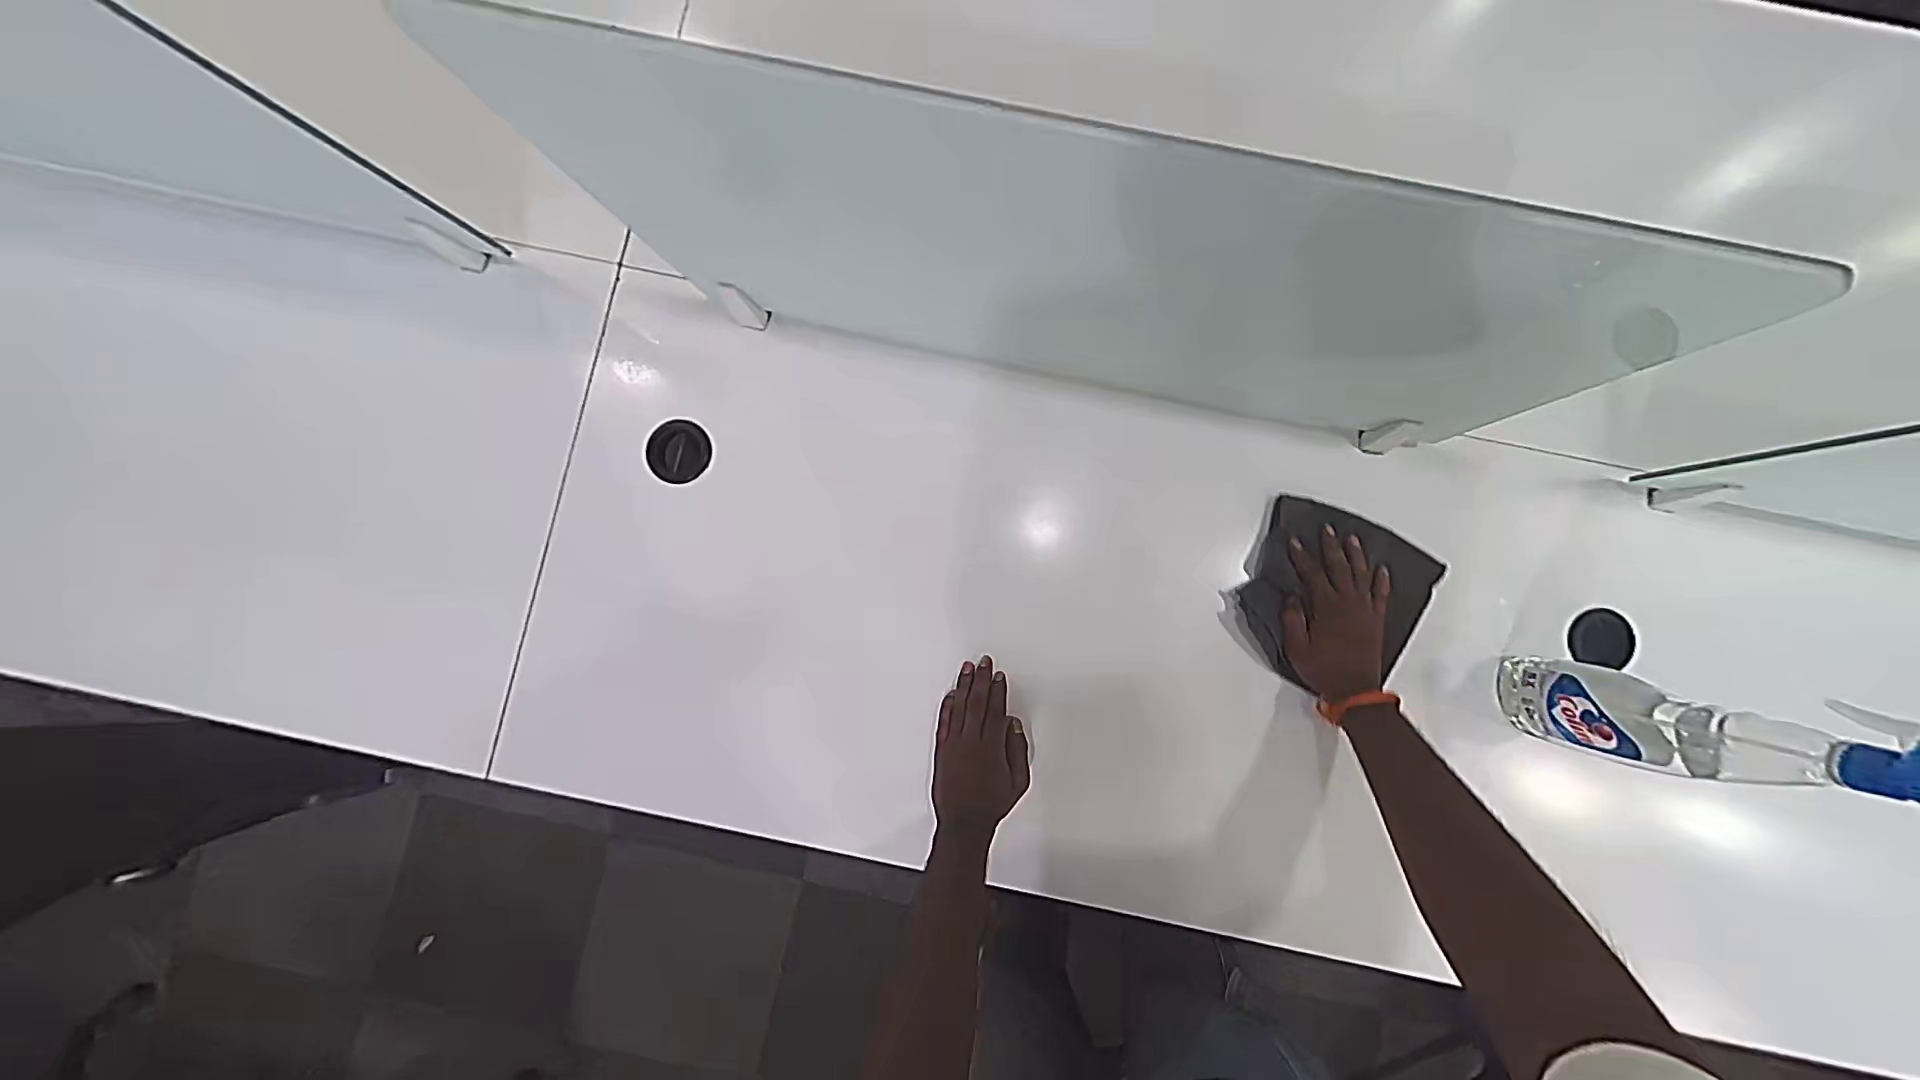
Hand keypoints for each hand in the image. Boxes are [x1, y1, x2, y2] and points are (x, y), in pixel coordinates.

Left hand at [932, 655, 1030, 840]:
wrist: (963, 822)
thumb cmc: (990, 804)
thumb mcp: (1018, 782)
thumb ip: (1017, 751)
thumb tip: (1013, 727)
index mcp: (991, 747)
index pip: (995, 710)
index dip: (998, 690)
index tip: (999, 676)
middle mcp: (971, 741)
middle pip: (977, 702)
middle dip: (981, 679)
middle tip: (984, 663)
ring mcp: (954, 744)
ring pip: (959, 707)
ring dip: (964, 685)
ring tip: (967, 668)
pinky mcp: (942, 750)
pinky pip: (944, 722)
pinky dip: (947, 706)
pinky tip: (950, 694)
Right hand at [1282, 527, 1390, 702]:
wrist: (1355, 689)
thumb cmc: (1323, 668)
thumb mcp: (1296, 646)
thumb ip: (1293, 619)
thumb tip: (1292, 598)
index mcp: (1326, 607)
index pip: (1312, 574)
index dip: (1302, 556)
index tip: (1294, 541)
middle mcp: (1348, 603)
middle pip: (1339, 567)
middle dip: (1331, 546)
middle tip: (1327, 529)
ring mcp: (1365, 610)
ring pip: (1361, 574)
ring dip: (1356, 555)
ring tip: (1352, 539)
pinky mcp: (1376, 619)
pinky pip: (1381, 594)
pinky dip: (1381, 580)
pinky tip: (1381, 569)